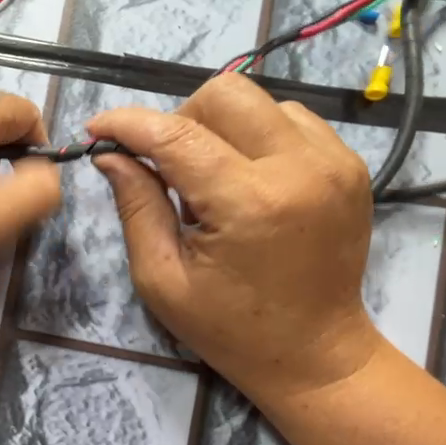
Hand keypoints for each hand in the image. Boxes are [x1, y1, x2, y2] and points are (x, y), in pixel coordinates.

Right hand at [89, 74, 384, 404]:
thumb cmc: (225, 326)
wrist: (312, 350)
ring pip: (259, 102)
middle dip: (178, 119)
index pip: (177, 135)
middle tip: (162, 166)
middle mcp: (299, 168)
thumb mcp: (160, 276)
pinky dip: (253, 138)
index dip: (128, 123)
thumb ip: (136, 207)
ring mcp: (333, 162)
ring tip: (206, 183)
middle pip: (225, 94)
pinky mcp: (349, 164)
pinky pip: (291, 121)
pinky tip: (241, 181)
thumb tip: (110, 154)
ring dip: (218, 129)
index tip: (96, 128)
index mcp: (248, 203)